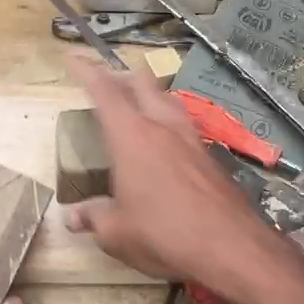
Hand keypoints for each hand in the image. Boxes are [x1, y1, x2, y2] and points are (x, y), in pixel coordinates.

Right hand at [63, 52, 275, 285]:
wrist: (230, 246)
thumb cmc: (164, 235)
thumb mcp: (117, 233)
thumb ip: (94, 218)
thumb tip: (73, 218)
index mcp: (132, 137)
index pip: (105, 92)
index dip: (87, 71)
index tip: (74, 57)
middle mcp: (163, 128)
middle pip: (143, 84)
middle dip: (122, 76)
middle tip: (107, 81)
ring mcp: (192, 140)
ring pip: (169, 101)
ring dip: (151, 95)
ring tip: (139, 104)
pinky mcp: (211, 158)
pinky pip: (185, 127)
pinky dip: (170, 122)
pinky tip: (168, 141)